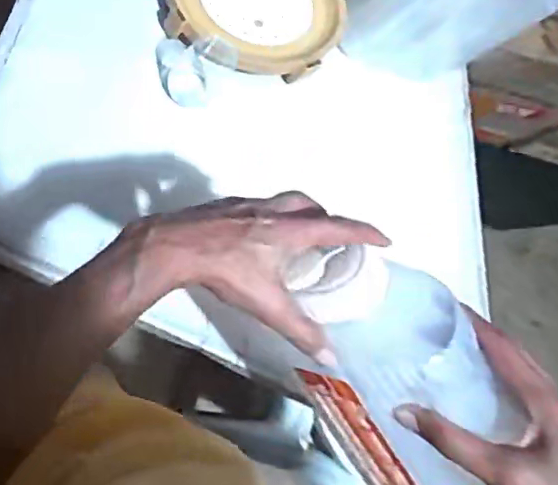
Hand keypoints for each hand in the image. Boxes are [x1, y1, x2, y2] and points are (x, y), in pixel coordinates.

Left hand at [131, 192, 389, 362]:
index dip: (362, 231)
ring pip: (279, 200)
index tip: (383, 238)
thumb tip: (331, 358)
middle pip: (305, 203)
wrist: (175, 244)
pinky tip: (259, 235)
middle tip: (336, 234)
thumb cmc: (225, 271)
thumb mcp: (267, 305)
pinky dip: (269, 215)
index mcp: (286, 230)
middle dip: (326, 215)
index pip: (334, 226)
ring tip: (299, 235)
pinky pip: (256, 205)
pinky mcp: (221, 206)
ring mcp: (242, 204)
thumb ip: (301, 331)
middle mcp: (267, 210)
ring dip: (296, 212)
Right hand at [397, 312, 557, 484]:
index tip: (446, 301)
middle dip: (486, 338)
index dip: (475, 323)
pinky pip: (537, 400)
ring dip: (499, 361)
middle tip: (447, 323)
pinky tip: (494, 397)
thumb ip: (455, 442)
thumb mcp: (507, 476)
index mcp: (551, 405)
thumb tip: (401, 410)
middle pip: (522, 360)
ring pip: (531, 380)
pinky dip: (510, 385)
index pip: (506, 349)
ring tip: (462, 352)